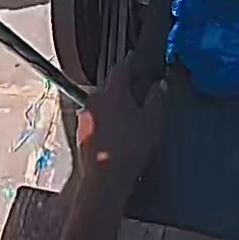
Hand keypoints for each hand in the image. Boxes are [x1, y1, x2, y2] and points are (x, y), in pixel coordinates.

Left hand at [73, 64, 166, 211]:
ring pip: (101, 104)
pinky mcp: (80, 134)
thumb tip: (158, 85)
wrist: (104, 181)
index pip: (121, 68)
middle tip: (135, 94)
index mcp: (114, 92)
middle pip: (109, 87)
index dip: (129, 62)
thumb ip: (155, 99)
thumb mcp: (152, 122)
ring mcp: (85, 117)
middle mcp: (95, 100)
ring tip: (126, 117)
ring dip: (112, 106)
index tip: (134, 59)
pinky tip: (115, 133)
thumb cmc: (131, 148)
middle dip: (121, 89)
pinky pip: (95, 119)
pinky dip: (104, 121)